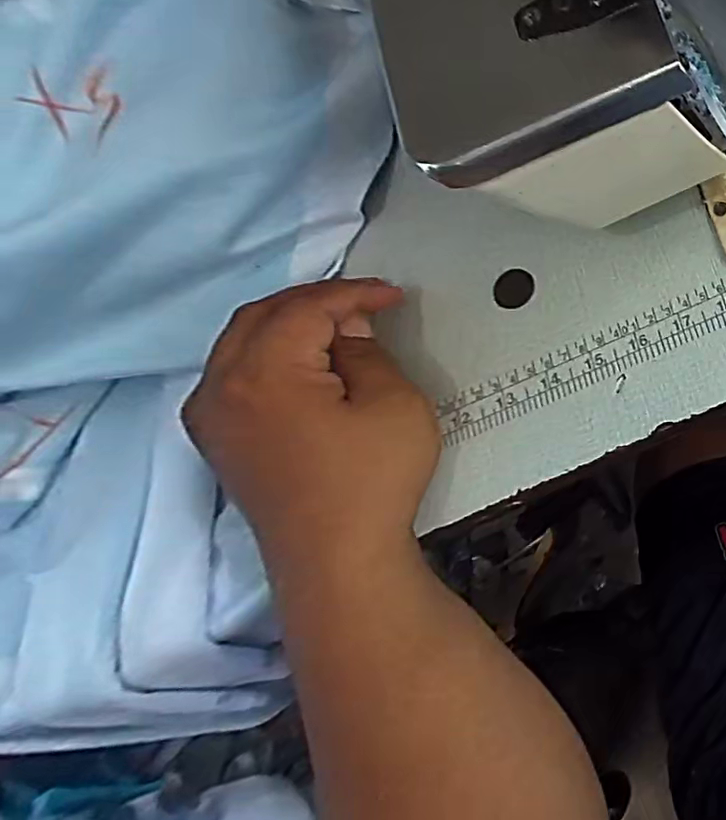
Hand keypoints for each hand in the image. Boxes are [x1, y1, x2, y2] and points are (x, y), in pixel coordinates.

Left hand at [183, 278, 438, 571]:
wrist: (337, 551)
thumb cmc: (374, 475)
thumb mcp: (394, 403)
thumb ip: (368, 355)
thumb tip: (349, 331)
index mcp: (263, 377)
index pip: (302, 310)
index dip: (352, 293)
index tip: (395, 295)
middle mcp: (220, 391)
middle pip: (258, 319)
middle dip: (316, 300)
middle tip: (369, 300)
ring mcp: (212, 418)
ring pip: (241, 343)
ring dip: (292, 322)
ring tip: (346, 323)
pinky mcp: (222, 438)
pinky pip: (237, 371)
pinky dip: (274, 350)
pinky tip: (313, 359)